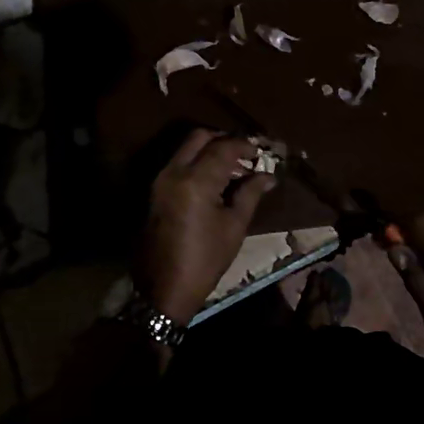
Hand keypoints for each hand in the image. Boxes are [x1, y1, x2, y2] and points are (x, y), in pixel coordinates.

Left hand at [137, 129, 276, 322]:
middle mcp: (174, 172)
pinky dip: (196, 161)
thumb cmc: (205, 259)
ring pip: (186, 148)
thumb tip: (268, 176)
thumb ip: (250, 194)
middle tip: (245, 154)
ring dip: (209, 149)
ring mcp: (161, 180)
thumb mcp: (234, 226)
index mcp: (196, 181)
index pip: (223, 147)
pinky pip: (178, 163)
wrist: (164, 286)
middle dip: (224, 139)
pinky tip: (215, 179)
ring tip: (233, 168)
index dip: (245, 146)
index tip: (261, 153)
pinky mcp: (155, 190)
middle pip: (199, 137)